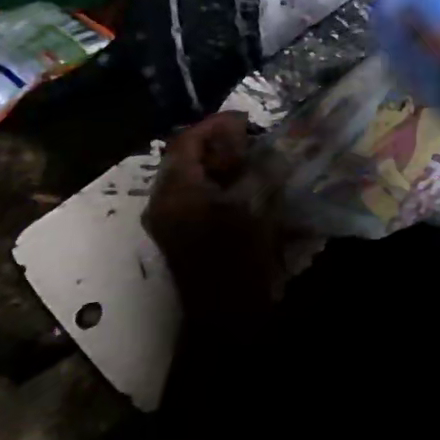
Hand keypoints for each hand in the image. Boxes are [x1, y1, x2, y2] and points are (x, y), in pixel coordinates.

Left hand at [142, 113, 276, 326]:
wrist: (226, 320)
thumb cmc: (237, 262)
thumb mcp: (255, 210)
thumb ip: (261, 173)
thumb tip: (273, 149)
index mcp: (176, 193)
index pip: (186, 143)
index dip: (215, 125)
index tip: (246, 119)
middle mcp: (166, 204)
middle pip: (187, 159)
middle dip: (220, 145)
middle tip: (254, 139)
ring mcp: (172, 222)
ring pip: (194, 179)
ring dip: (222, 165)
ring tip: (256, 160)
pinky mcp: (184, 237)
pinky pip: (199, 198)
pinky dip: (222, 186)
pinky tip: (250, 188)